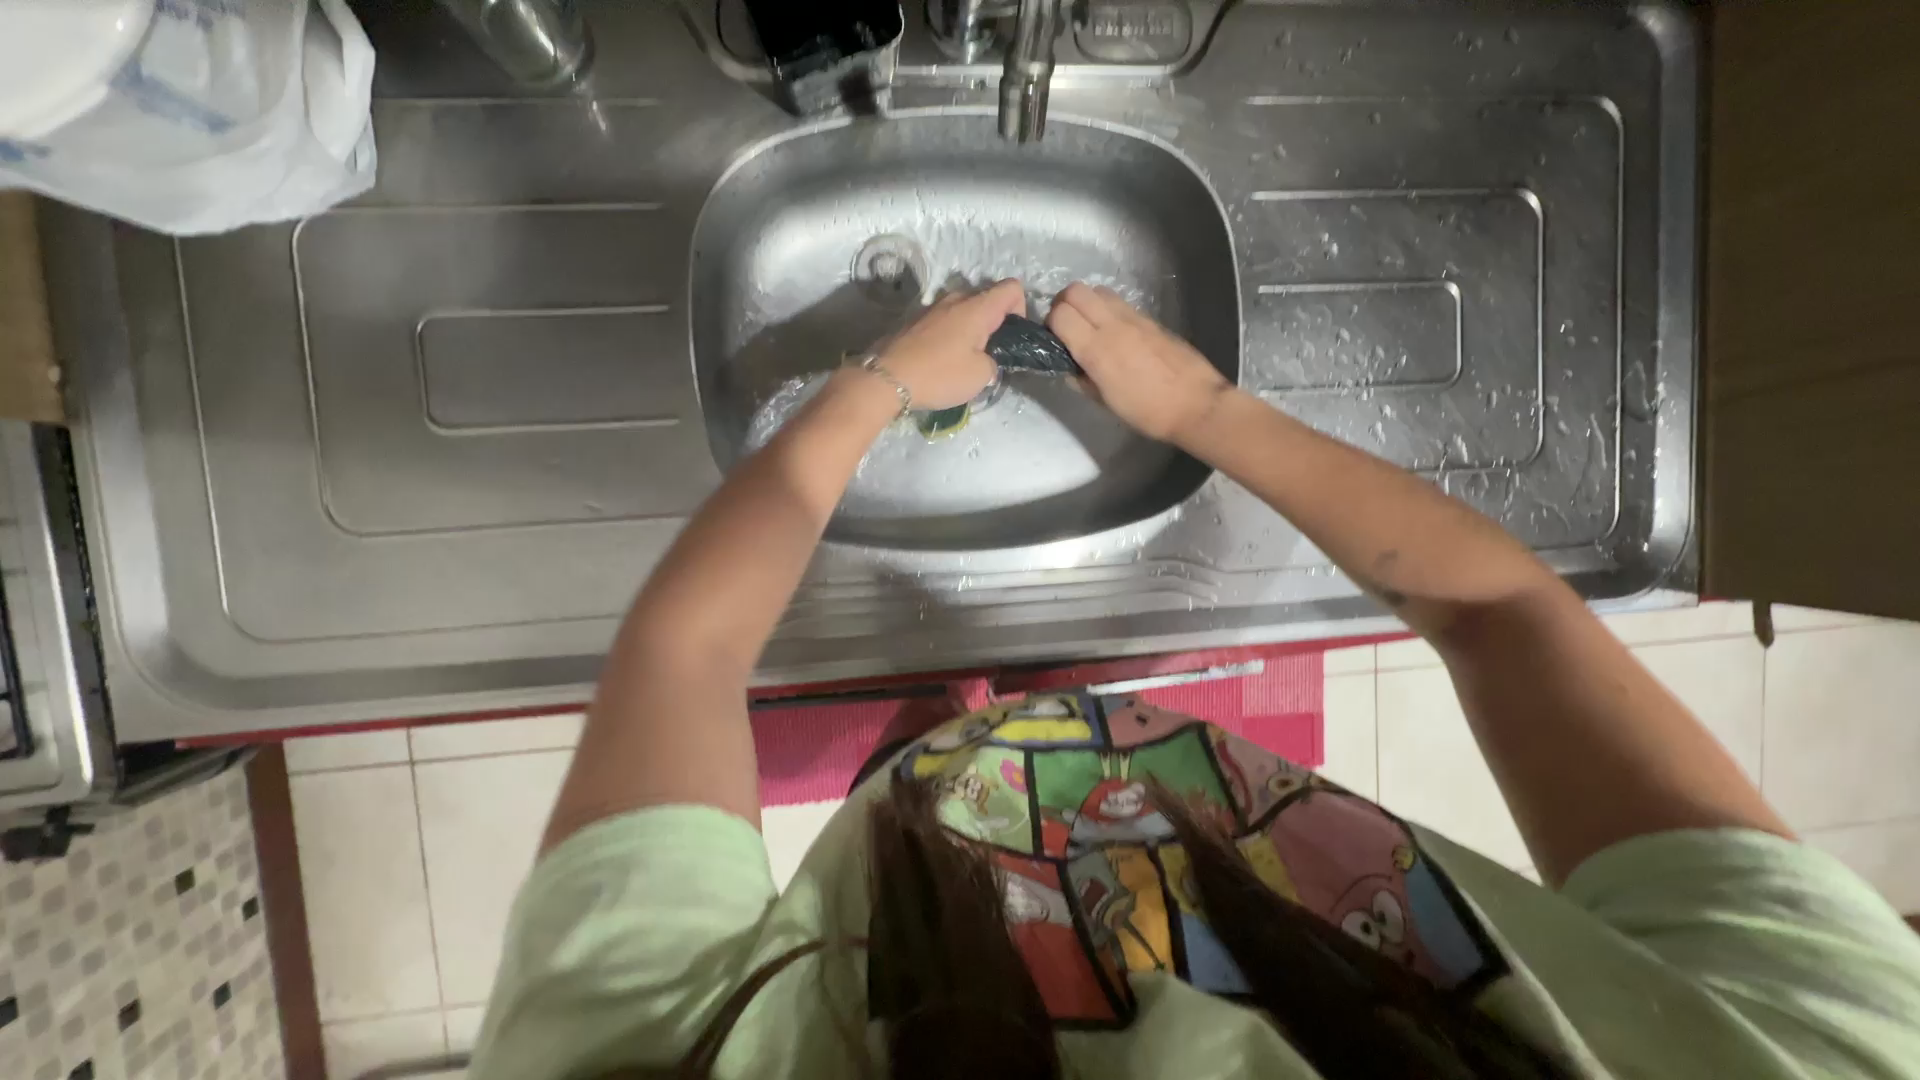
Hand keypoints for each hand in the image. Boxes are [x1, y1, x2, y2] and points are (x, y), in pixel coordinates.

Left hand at [871, 279, 1026, 409]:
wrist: (885, 379)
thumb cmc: (938, 375)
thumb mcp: (980, 376)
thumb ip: (993, 361)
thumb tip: (987, 357)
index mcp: (976, 308)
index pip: (1012, 288)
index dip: (1020, 308)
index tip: (1012, 336)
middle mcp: (954, 299)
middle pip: (986, 297)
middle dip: (994, 321)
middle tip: (989, 352)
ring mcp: (931, 307)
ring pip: (962, 308)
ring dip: (969, 327)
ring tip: (963, 357)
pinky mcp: (913, 320)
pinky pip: (942, 320)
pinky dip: (948, 333)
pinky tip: (940, 358)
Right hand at [1047, 283, 1232, 443]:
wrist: (1195, 404)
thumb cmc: (1147, 411)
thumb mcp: (1104, 402)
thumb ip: (1081, 379)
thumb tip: (1068, 366)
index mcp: (1097, 350)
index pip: (1060, 314)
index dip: (1050, 324)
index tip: (1054, 341)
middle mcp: (1113, 325)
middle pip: (1075, 291)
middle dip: (1063, 305)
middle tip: (1067, 328)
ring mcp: (1134, 318)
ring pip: (1097, 291)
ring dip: (1086, 304)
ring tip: (1090, 328)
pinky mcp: (1150, 319)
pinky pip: (1119, 302)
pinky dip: (1106, 310)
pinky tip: (1114, 334)